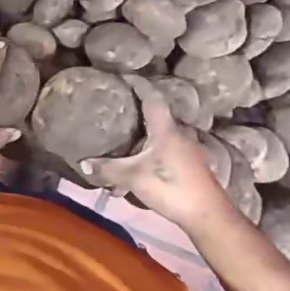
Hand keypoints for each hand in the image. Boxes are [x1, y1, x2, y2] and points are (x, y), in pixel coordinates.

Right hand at [80, 76, 233, 234]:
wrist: (208, 215)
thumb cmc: (171, 186)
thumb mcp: (133, 177)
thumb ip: (107, 169)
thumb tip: (81, 164)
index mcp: (166, 128)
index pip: (152, 97)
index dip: (138, 84)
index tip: (124, 75)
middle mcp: (180, 134)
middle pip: (157, 116)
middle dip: (139, 111)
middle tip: (118, 109)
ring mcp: (188, 150)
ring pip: (162, 137)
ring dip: (145, 137)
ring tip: (124, 143)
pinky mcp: (192, 166)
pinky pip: (166, 152)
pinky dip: (151, 154)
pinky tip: (139, 170)